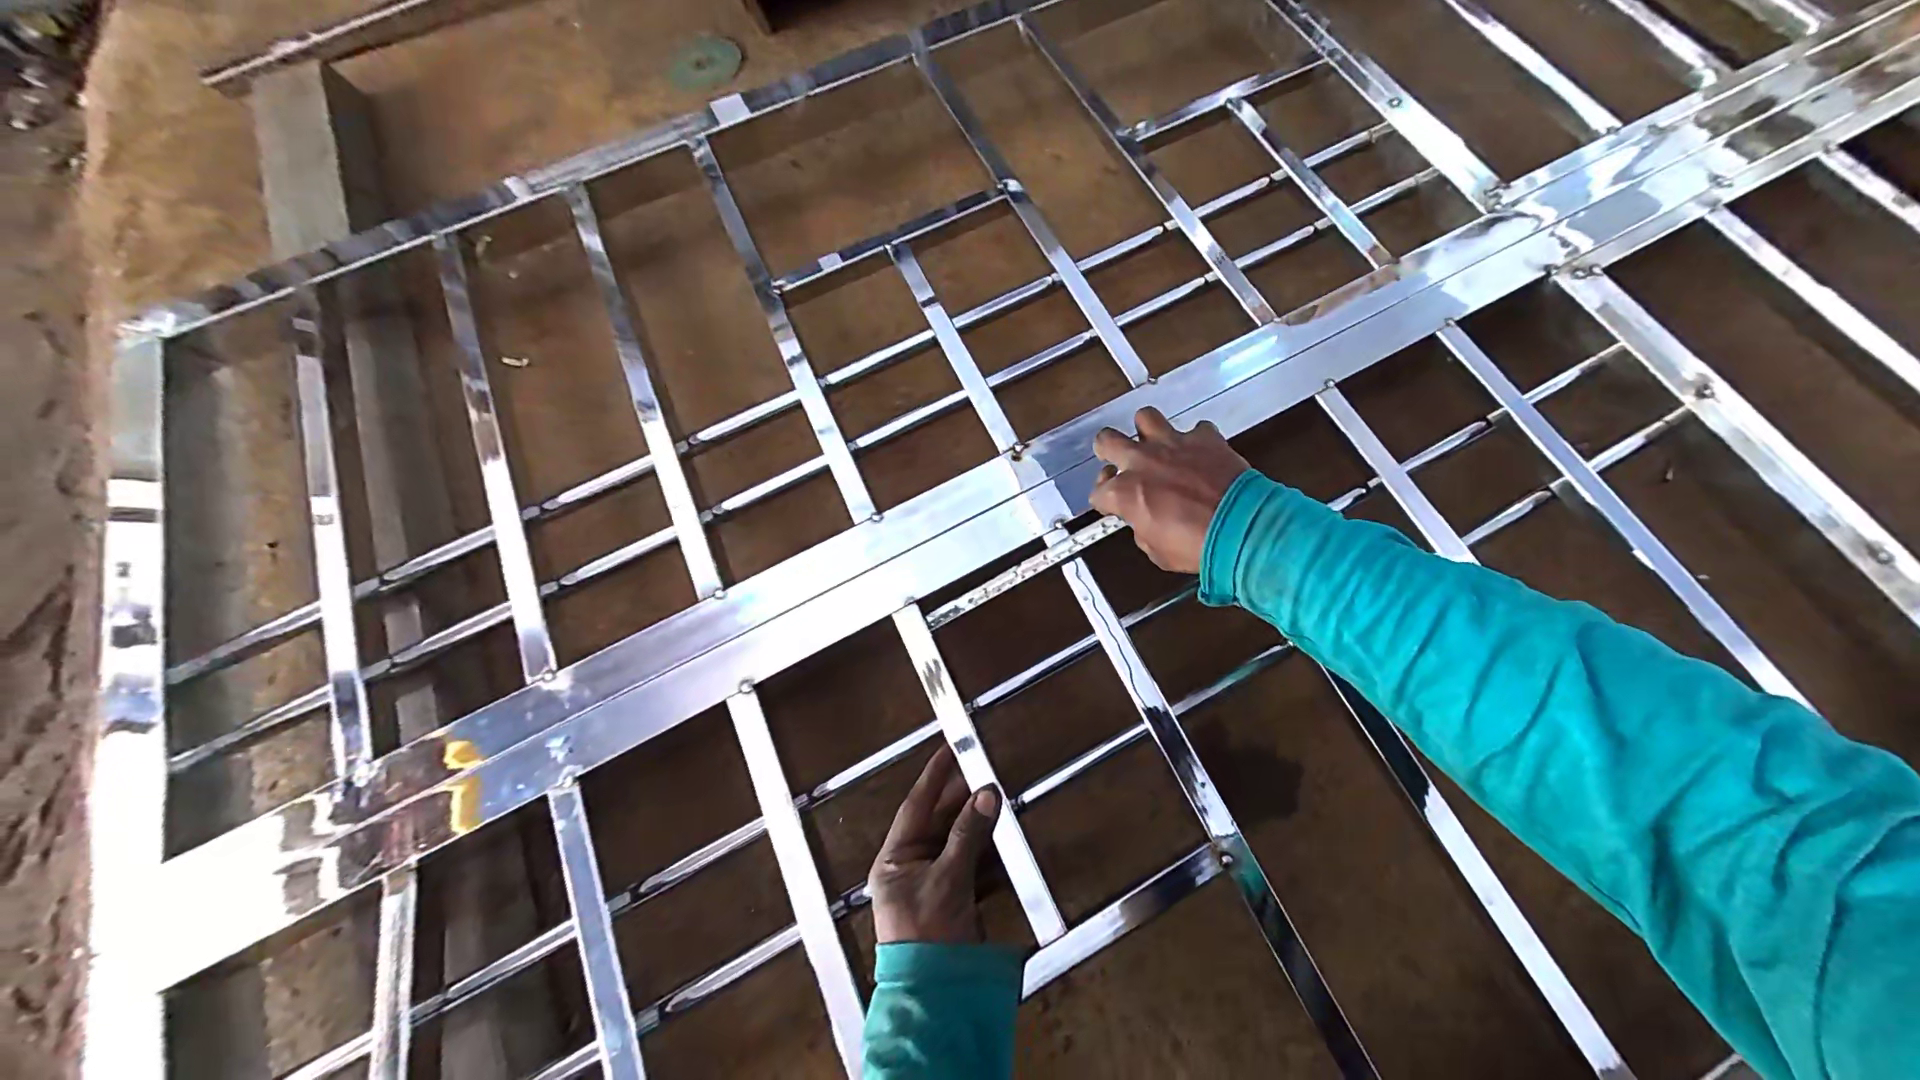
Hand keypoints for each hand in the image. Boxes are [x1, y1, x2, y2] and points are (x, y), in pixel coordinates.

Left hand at [868, 745, 1000, 944]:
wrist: (937, 1001)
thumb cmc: (927, 937)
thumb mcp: (947, 880)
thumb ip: (967, 835)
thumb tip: (986, 794)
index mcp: (895, 858)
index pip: (915, 806)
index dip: (934, 776)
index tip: (950, 749)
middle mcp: (911, 866)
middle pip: (940, 823)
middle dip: (964, 801)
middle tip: (986, 774)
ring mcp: (934, 884)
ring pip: (960, 843)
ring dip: (980, 827)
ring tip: (1000, 802)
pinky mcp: (955, 901)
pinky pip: (973, 867)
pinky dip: (989, 856)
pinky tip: (1005, 844)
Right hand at [1089, 407, 1250, 574]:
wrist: (1241, 528)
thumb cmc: (1198, 544)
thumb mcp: (1157, 552)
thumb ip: (1143, 530)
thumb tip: (1146, 523)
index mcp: (1124, 493)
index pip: (1099, 493)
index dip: (1105, 501)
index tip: (1113, 504)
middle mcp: (1141, 462)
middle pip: (1106, 441)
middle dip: (1107, 450)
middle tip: (1116, 458)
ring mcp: (1172, 445)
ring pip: (1145, 417)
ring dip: (1146, 430)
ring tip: (1153, 442)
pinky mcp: (1203, 438)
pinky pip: (1196, 429)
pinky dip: (1196, 439)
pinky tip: (1198, 451)